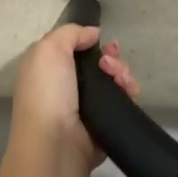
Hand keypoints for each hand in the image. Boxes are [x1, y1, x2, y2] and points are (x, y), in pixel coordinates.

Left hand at [9, 25, 140, 170]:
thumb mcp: (48, 50)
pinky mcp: (105, 121)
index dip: (91, 42)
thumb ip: (70, 34)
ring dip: (122, 73)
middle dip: (111, 58)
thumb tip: (92, 33)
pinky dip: (130, 92)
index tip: (102, 42)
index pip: (75, 50)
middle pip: (98, 64)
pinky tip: (130, 91)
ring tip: (121, 79)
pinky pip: (123, 100)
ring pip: (114, 80)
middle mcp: (67, 87)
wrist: (57, 142)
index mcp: (49, 70)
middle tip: (110, 65)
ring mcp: (87, 106)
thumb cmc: (47, 92)